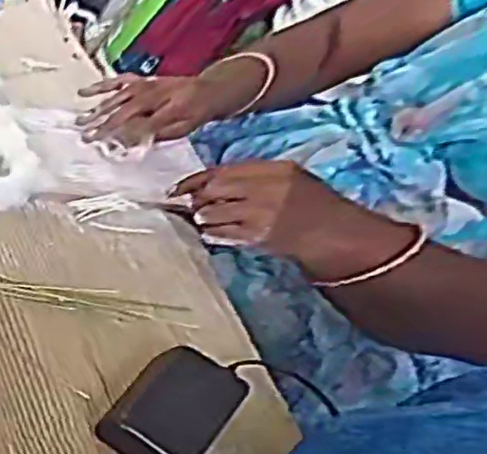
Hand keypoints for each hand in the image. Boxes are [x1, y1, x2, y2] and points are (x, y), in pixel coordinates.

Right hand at [78, 70, 243, 144]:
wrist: (211, 89)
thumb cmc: (192, 114)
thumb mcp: (181, 130)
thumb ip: (157, 135)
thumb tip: (129, 142)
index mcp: (175, 105)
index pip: (145, 122)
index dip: (127, 134)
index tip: (107, 145)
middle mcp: (160, 92)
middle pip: (128, 109)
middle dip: (107, 123)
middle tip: (86, 137)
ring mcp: (149, 84)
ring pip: (120, 96)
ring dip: (99, 109)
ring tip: (81, 122)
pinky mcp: (142, 81)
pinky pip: (119, 82)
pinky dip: (100, 87)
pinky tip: (83, 93)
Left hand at [172, 161, 415, 279]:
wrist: (329, 230)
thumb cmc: (302, 204)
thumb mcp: (283, 180)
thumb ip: (247, 180)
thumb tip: (197, 188)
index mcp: (278, 169)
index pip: (224, 170)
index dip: (194, 180)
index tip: (175, 190)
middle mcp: (270, 187)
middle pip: (212, 190)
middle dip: (199, 200)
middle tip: (201, 207)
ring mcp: (261, 211)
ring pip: (208, 213)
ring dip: (204, 219)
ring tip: (217, 220)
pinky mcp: (253, 233)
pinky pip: (215, 232)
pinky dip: (212, 233)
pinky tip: (223, 231)